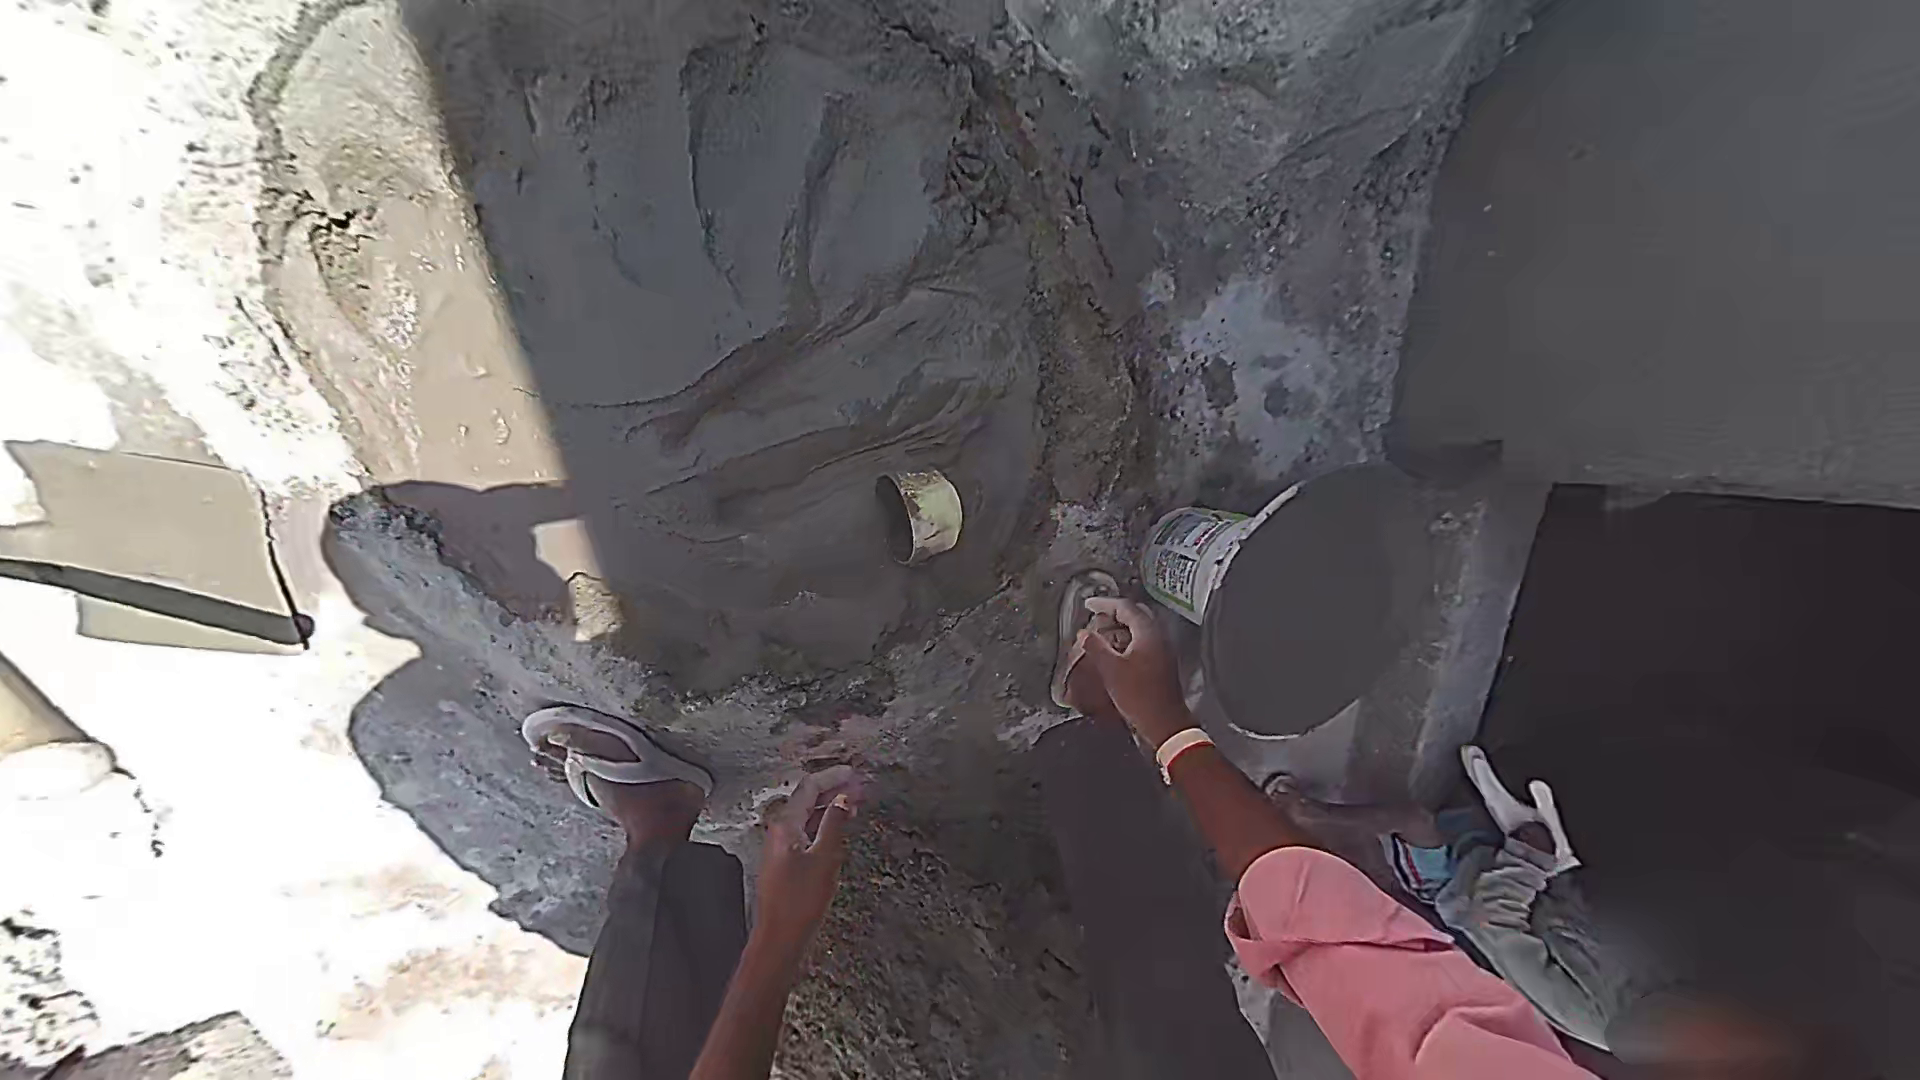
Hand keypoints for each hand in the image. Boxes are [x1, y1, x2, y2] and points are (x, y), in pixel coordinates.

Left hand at [752, 765, 863, 954]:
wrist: (779, 940)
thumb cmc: (800, 902)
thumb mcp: (824, 857)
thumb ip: (834, 823)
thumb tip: (844, 798)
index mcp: (786, 824)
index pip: (810, 787)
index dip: (834, 776)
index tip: (853, 773)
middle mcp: (780, 829)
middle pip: (808, 797)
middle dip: (834, 788)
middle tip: (859, 787)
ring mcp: (782, 844)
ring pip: (808, 813)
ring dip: (831, 805)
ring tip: (855, 803)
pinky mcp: (786, 858)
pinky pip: (807, 828)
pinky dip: (824, 822)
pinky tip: (839, 826)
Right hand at [1079, 597, 1190, 747]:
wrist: (1165, 723)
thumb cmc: (1138, 695)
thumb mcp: (1111, 670)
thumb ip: (1096, 647)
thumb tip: (1084, 633)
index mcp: (1148, 633)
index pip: (1126, 607)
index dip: (1104, 604)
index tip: (1087, 604)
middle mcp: (1158, 636)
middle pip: (1135, 614)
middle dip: (1112, 614)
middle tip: (1094, 618)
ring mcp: (1162, 649)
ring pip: (1138, 628)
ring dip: (1119, 627)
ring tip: (1099, 634)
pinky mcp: (1161, 661)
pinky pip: (1142, 641)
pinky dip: (1126, 639)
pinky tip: (1113, 650)